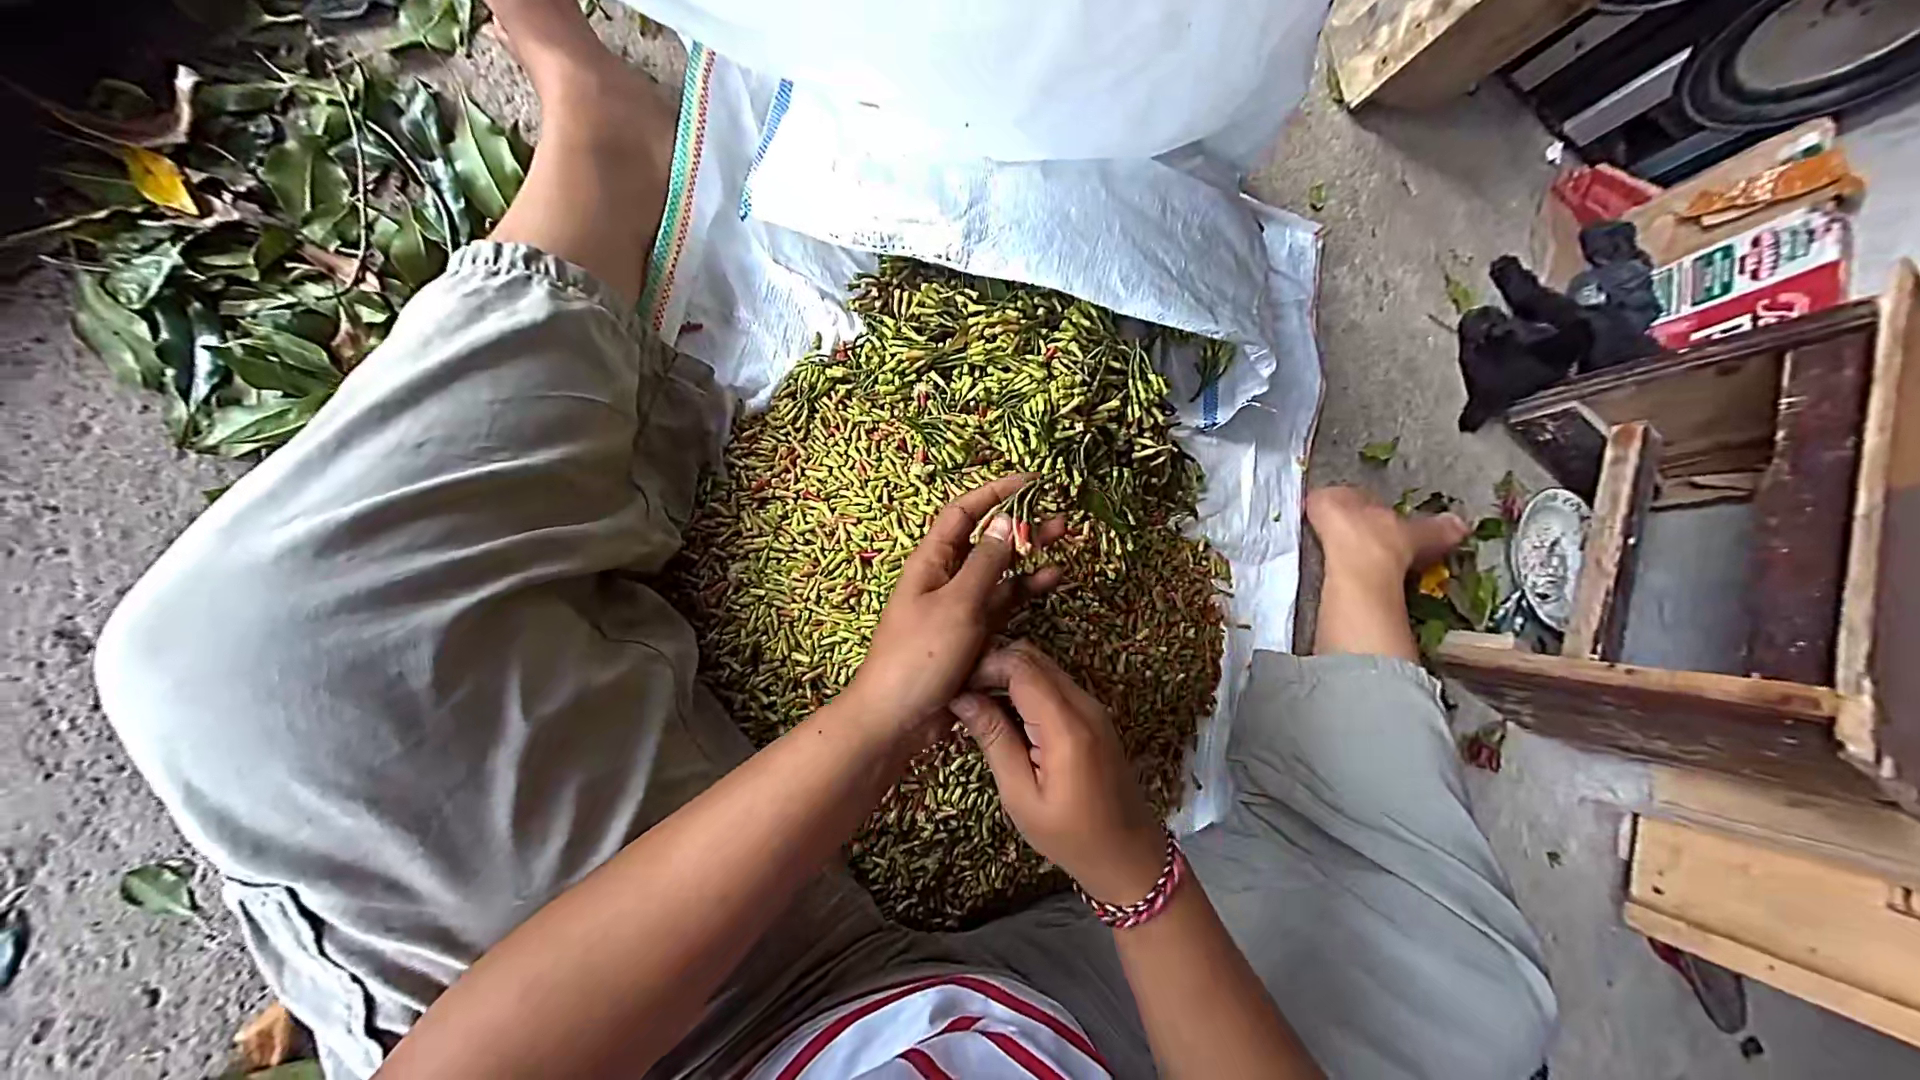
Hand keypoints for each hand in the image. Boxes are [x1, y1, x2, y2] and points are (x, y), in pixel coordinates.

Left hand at [844, 475, 1065, 745]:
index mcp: (932, 561)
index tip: (1031, 482)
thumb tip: (1004, 521)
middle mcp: (946, 578)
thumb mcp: (957, 604)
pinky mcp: (973, 634)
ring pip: (999, 571)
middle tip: (1058, 516)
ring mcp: (961, 607)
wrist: (897, 718)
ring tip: (1062, 541)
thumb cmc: (919, 656)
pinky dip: (1024, 592)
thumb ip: (985, 563)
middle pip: (985, 540)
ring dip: (1027, 556)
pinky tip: (1049, 581)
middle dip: (1020, 524)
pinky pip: (1002, 604)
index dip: (995, 492)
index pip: (964, 512)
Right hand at [951, 642, 1165, 904]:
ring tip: (979, 705)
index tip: (956, 689)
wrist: (1129, 854)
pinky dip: (1026, 687)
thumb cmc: (1070, 837)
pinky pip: (1054, 683)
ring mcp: (1092, 706)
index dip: (985, 668)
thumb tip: (962, 698)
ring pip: (1043, 665)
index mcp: (1066, 726)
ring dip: (1009, 675)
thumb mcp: (1021, 796)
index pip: (1021, 667)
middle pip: (1032, 656)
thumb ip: (994, 739)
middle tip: (965, 695)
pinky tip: (1006, 714)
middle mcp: (1084, 704)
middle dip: (994, 666)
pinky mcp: (1093, 714)